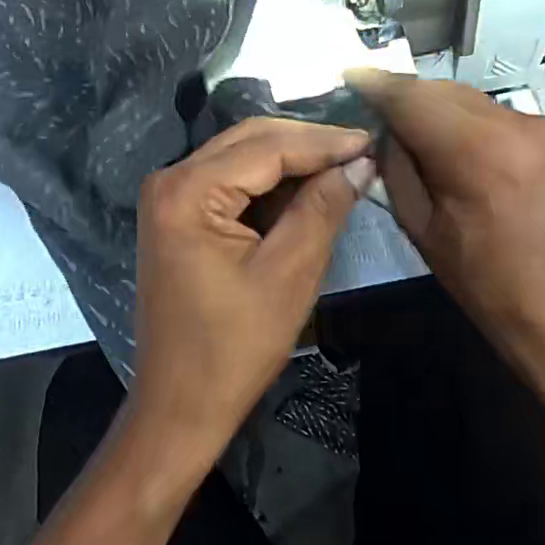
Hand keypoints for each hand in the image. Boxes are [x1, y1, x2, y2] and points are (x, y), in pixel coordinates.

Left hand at [133, 118, 373, 449]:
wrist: (184, 403)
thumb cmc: (236, 344)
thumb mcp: (291, 271)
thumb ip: (323, 207)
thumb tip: (361, 162)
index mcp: (187, 192)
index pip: (268, 146)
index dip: (326, 141)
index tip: (374, 141)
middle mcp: (170, 181)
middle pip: (252, 140)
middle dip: (311, 143)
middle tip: (364, 151)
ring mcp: (172, 199)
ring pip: (245, 157)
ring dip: (296, 160)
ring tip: (347, 165)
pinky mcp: (182, 218)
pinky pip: (235, 182)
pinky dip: (275, 182)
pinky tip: (312, 187)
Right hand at [347, 70, 544, 363]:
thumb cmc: (474, 272)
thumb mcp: (417, 221)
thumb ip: (396, 162)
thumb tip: (385, 122)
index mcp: (478, 156)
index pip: (416, 100)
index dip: (381, 85)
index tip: (355, 76)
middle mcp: (518, 129)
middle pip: (447, 92)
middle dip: (413, 99)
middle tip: (386, 112)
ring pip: (476, 100)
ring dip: (447, 112)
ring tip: (431, 138)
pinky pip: (503, 116)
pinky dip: (481, 126)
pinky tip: (475, 153)